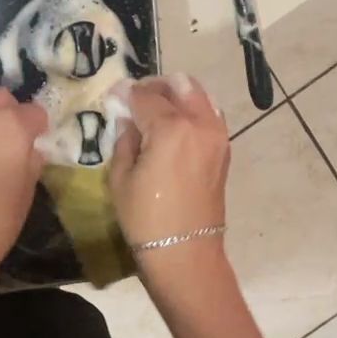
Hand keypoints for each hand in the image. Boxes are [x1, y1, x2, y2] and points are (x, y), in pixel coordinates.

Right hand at [109, 75, 231, 293]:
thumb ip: (124, 141)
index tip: (112, 95)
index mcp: (170, 127)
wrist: (185, 251)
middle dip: (156, 87)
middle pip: (179, 86)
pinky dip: (193, 111)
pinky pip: (210, 116)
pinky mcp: (224, 150)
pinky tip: (175, 127)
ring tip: (157, 110)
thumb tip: (128, 122)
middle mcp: (199, 123)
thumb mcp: (121, 178)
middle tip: (135, 98)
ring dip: (177, 95)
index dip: (125, 94)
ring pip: (199, 96)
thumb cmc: (145, 218)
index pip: (144, 96)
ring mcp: (217, 135)